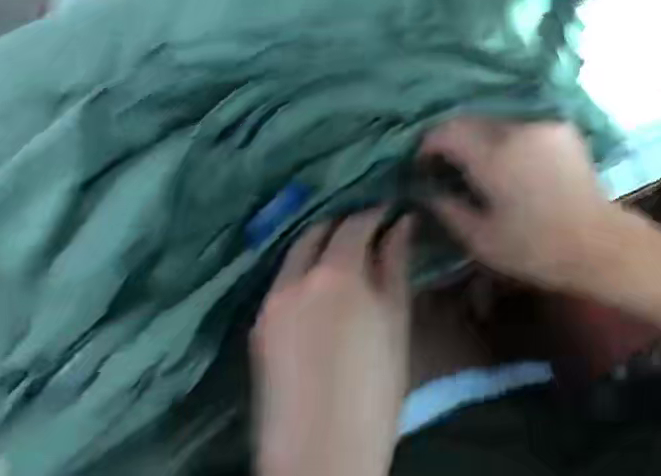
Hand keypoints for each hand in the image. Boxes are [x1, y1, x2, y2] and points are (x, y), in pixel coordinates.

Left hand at [252, 209, 413, 475]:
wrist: (322, 454)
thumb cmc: (375, 384)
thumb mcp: (396, 317)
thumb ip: (396, 262)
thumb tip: (402, 222)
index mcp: (335, 272)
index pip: (356, 221)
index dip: (378, 211)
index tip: (396, 209)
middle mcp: (295, 279)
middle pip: (318, 231)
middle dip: (344, 223)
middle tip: (372, 228)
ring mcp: (270, 304)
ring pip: (296, 255)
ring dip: (322, 245)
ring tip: (351, 255)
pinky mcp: (258, 330)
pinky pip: (283, 282)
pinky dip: (305, 271)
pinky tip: (326, 286)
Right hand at [421, 119, 647, 294]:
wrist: (596, 241)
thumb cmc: (534, 247)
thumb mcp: (480, 237)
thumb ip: (447, 207)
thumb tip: (425, 188)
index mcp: (494, 154)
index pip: (447, 130)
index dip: (428, 145)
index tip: (422, 165)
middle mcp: (517, 128)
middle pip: (471, 118)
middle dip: (452, 137)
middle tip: (444, 163)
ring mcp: (543, 122)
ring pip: (497, 116)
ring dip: (479, 132)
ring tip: (474, 159)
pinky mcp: (561, 125)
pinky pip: (522, 119)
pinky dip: (507, 131)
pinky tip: (505, 155)